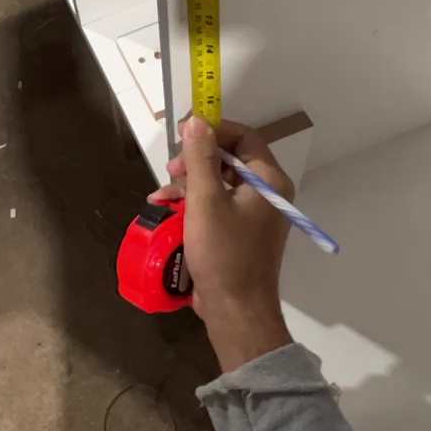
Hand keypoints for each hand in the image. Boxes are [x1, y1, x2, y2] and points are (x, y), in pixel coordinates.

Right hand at [149, 118, 295, 371]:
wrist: (235, 310)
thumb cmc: (223, 253)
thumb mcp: (205, 201)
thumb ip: (200, 158)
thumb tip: (197, 121)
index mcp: (268, 181)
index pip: (244, 137)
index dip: (213, 130)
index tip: (183, 132)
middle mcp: (267, 194)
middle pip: (229, 160)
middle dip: (195, 162)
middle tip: (171, 168)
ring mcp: (254, 215)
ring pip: (219, 183)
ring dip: (189, 185)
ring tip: (162, 195)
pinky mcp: (240, 232)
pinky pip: (217, 206)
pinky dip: (193, 205)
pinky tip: (167, 211)